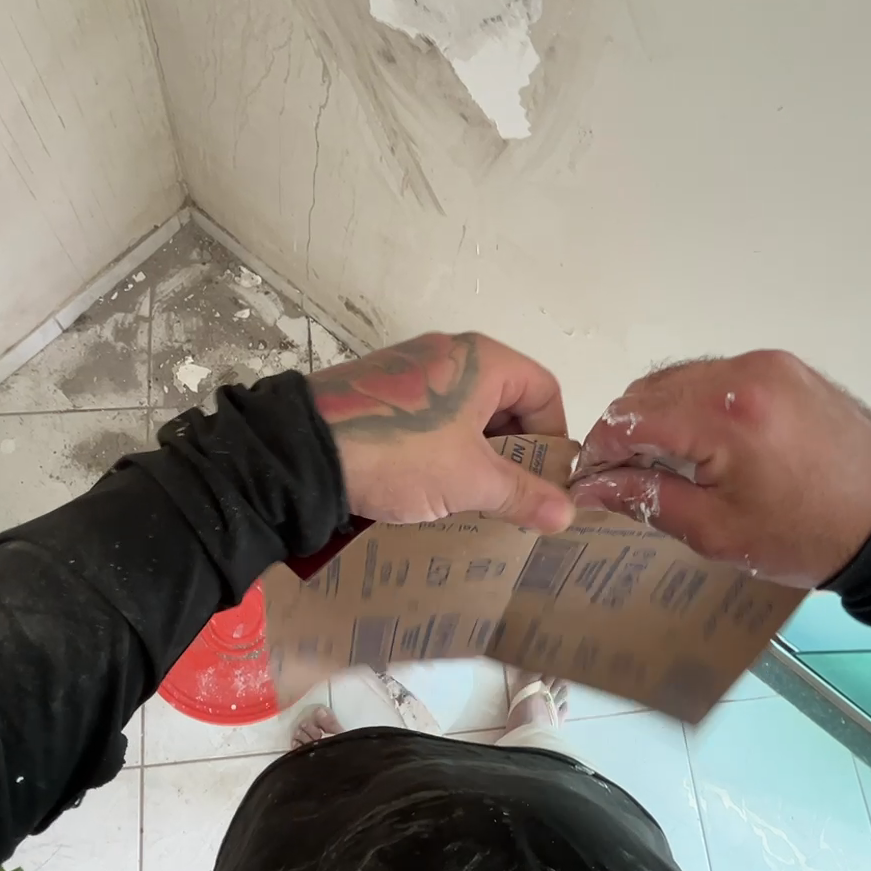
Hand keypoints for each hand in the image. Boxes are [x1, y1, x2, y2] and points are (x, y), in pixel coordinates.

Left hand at [310, 332, 575, 533]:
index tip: (547, 484)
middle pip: (507, 401)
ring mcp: (413, 370)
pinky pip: (433, 418)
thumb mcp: (469, 479)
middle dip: (516, 452)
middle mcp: (451, 354)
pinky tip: (434, 487)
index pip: (544, 390)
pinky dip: (445, 449)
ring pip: (468, 413)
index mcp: (483, 359)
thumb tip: (567, 516)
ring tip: (476, 499)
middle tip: (513, 497)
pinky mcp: (382, 391)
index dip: (555, 439)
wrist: (303, 448)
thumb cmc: (401, 453)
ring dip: (480, 455)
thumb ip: (523, 494)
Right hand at [569, 350, 870, 588]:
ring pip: (674, 378)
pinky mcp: (780, 364)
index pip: (628, 418)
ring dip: (655, 414)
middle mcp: (740, 372)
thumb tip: (589, 485)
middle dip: (624, 432)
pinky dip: (689, 402)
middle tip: (625, 474)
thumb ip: (644, 499)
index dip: (598, 449)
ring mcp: (763, 362)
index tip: (590, 478)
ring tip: (663, 458)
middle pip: (645, 391)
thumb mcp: (716, 531)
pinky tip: (700, 438)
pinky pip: (709, 374)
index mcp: (724, 416)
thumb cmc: (803, 537)